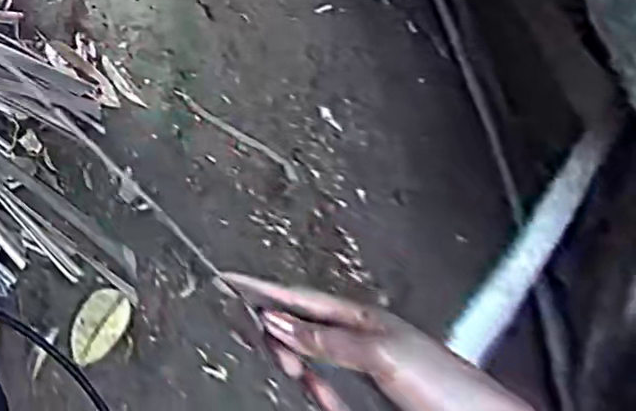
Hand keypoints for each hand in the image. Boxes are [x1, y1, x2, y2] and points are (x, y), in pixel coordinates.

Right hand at [221, 273, 532, 410]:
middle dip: (277, 336)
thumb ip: (323, 334)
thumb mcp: (382, 353)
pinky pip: (325, 389)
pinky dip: (316, 392)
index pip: (292, 294)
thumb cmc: (456, 391)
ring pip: (306, 359)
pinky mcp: (368, 399)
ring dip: (298, 368)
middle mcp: (355, 337)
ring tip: (303, 379)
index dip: (255, 285)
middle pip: (293, 326)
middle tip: (277, 354)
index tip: (219, 277)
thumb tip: (271, 318)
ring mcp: (363, 369)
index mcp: (357, 315)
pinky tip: (318, 396)